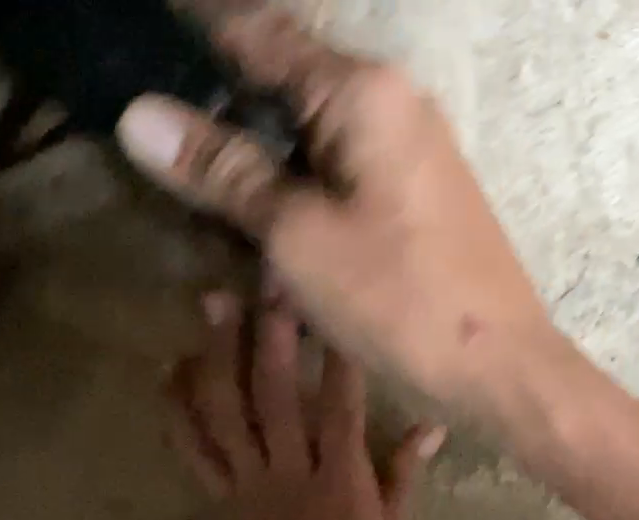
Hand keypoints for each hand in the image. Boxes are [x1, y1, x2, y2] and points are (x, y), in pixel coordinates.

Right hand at [116, 8, 557, 405]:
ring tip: (212, 216)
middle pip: (286, 90)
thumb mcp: (299, 237)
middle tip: (166, 162)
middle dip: (225, 123)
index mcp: (364, 92)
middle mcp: (397, 106)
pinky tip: (275, 245)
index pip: (255, 32)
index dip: (191, 39)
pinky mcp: (424, 201)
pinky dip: (306, 202)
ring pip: (315, 143)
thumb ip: (224, 172)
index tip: (136, 55)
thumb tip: (140, 115)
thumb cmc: (402, 301)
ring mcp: (417, 155)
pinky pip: (348, 181)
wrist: (503, 367)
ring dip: (264, 175)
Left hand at [169, 291, 444, 519]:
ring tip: (214, 306)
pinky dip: (177, 406)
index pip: (341, 411)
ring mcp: (249, 477)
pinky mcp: (222, 489)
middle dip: (271, 340)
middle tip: (266, 288)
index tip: (337, 313)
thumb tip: (433, 425)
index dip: (338, 362)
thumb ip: (407, 470)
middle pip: (275, 398)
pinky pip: (193, 445)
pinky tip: (170, 366)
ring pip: (226, 412)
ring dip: (218, 355)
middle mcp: (290, 469)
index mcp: (340, 478)